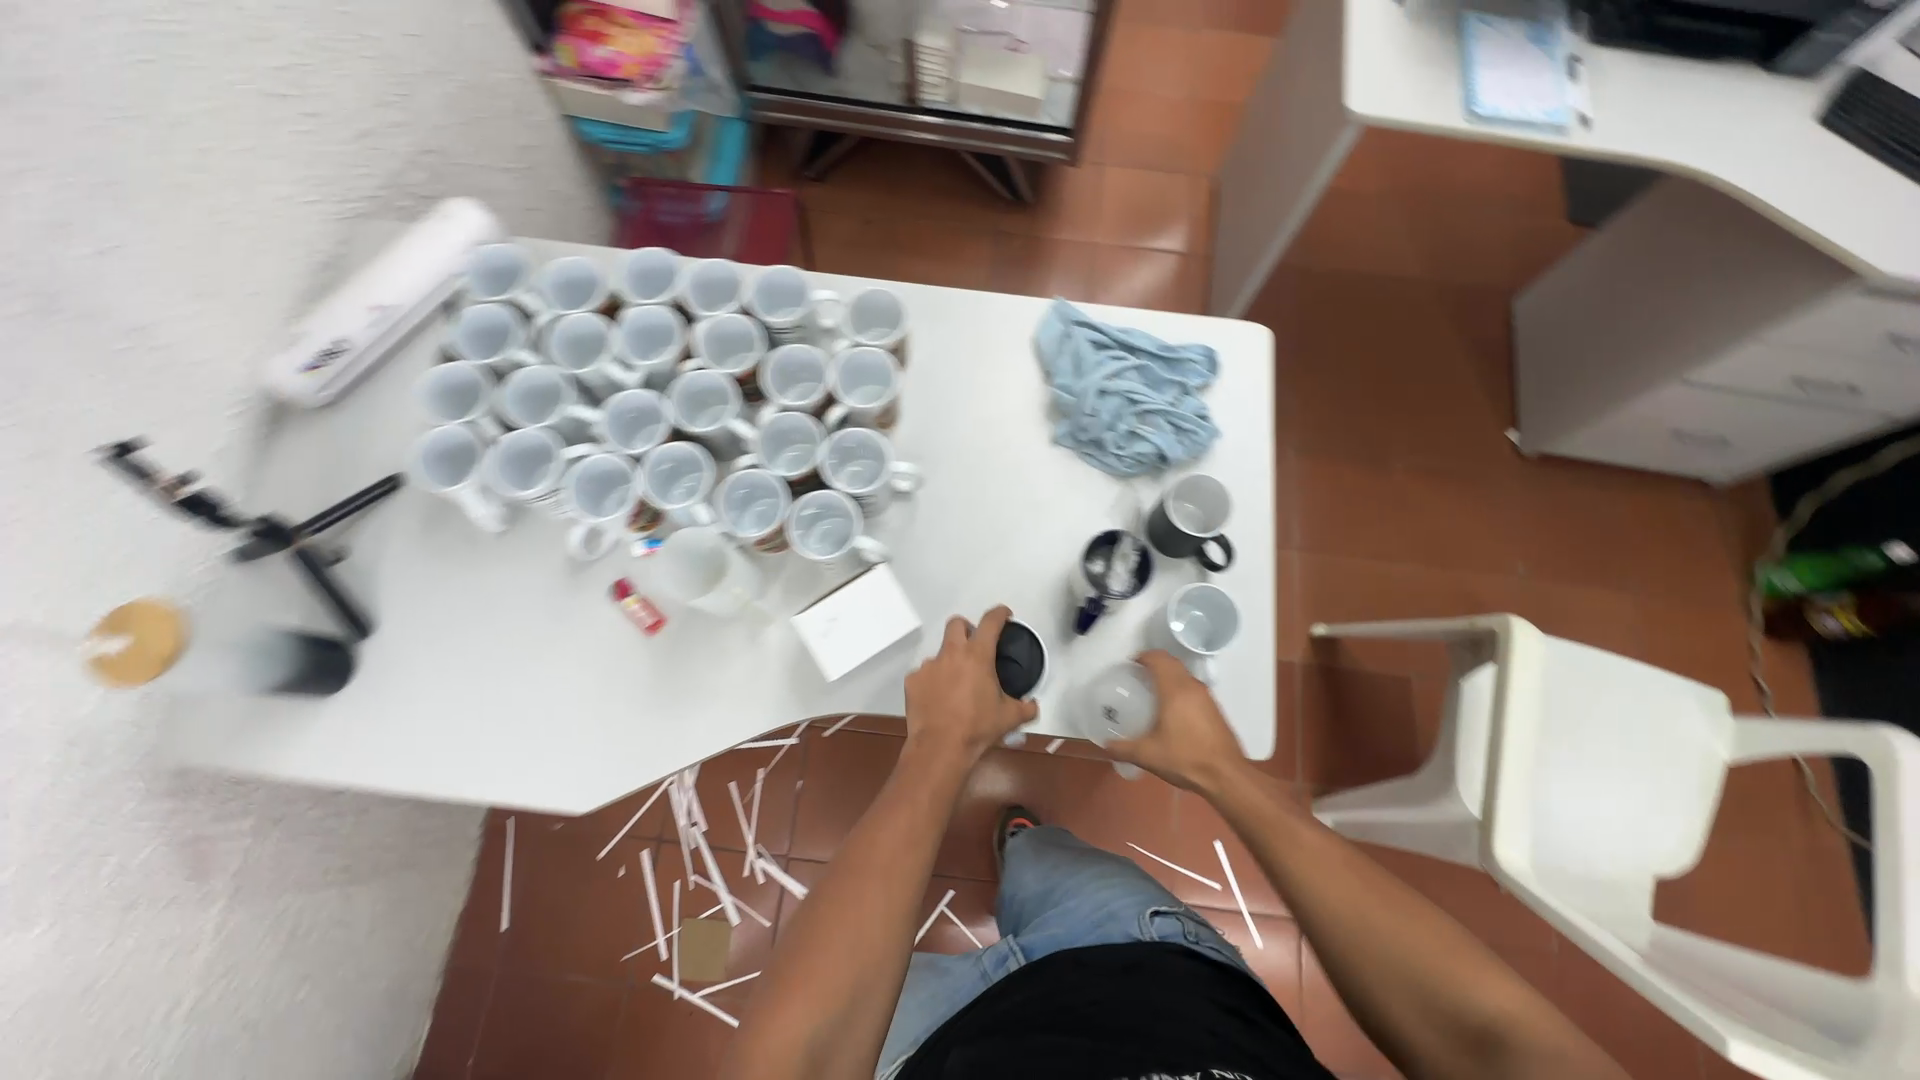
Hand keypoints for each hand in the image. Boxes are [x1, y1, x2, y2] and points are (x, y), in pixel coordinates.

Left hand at [903, 606, 1038, 762]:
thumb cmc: (978, 728)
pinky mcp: (912, 681)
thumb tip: (1033, 705)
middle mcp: (951, 653)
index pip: (990, 622)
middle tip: (975, 647)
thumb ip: (1026, 707)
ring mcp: (928, 666)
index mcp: (977, 655)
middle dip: (967, 629)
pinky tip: (938, 699)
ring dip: (949, 661)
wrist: (940, 747)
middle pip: (957, 624)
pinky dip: (932, 681)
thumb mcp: (1010, 718)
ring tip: (955, 683)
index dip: (999, 613)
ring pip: (939, 652)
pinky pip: (924, 674)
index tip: (1004, 615)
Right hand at [1107, 651, 1247, 794]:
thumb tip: (1105, 745)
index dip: (1143, 657)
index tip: (1130, 666)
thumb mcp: (1147, 755)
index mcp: (1174, 691)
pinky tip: (1172, 711)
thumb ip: (1122, 748)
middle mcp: (1192, 687)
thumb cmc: (1185, 759)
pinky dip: (1180, 688)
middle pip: (1172, 663)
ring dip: (1169, 676)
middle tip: (1138, 677)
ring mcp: (1207, 697)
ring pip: (1185, 675)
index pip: (1159, 659)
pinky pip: (1193, 688)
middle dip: (1155, 664)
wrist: (1226, 775)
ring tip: (1153, 692)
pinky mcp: (1215, 709)